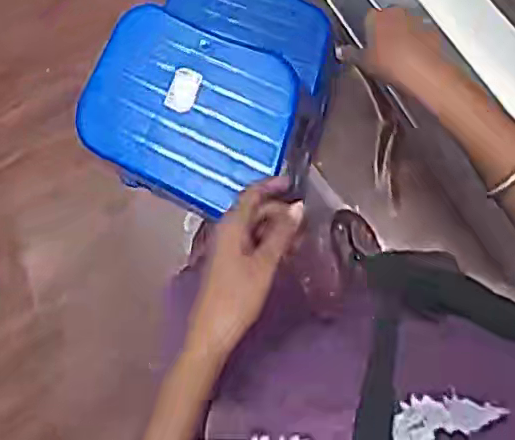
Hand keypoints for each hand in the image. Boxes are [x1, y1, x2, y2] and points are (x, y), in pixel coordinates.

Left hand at [185, 178, 303, 359]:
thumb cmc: (237, 296)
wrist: (211, 332)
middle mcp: (226, 228)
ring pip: (253, 226)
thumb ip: (281, 234)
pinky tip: (282, 251)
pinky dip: (267, 240)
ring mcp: (226, 245)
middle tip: (303, 218)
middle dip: (278, 210)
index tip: (292, 182)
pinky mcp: (228, 261)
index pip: (252, 193)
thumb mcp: (264, 264)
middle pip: (253, 209)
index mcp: (232, 223)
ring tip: (298, 235)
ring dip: (274, 226)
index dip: (271, 185)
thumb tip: (298, 207)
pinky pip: (250, 240)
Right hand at [348, 7, 484, 115]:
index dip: (369, 33)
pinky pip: (421, 33)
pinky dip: (418, 42)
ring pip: (405, 24)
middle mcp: (396, 11)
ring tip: (401, 56)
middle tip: (384, 51)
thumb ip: (354, 54)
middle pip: (388, 18)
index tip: (370, 46)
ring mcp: (416, 19)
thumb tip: (345, 53)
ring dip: (403, 35)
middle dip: (387, 31)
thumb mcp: (366, 63)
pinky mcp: (432, 30)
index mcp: (375, 16)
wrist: (425, 72)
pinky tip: (416, 58)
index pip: (368, 19)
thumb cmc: (393, 64)